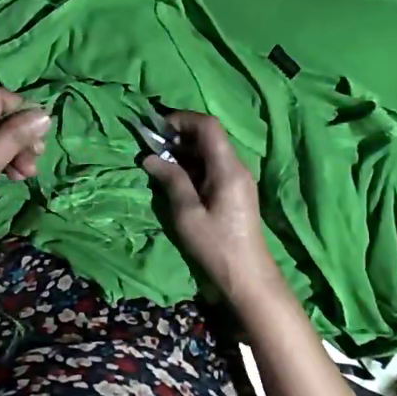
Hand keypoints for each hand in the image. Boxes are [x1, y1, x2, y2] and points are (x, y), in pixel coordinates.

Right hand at [139, 111, 285, 304]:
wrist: (247, 275)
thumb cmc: (216, 246)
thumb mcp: (187, 214)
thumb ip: (171, 180)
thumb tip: (150, 157)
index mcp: (228, 169)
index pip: (208, 126)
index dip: (182, 119)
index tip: (158, 127)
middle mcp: (237, 168)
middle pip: (209, 136)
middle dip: (180, 134)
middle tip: (152, 144)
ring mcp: (238, 179)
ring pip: (210, 151)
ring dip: (184, 151)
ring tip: (158, 160)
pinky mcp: (235, 191)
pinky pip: (213, 166)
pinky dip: (192, 165)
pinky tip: (174, 177)